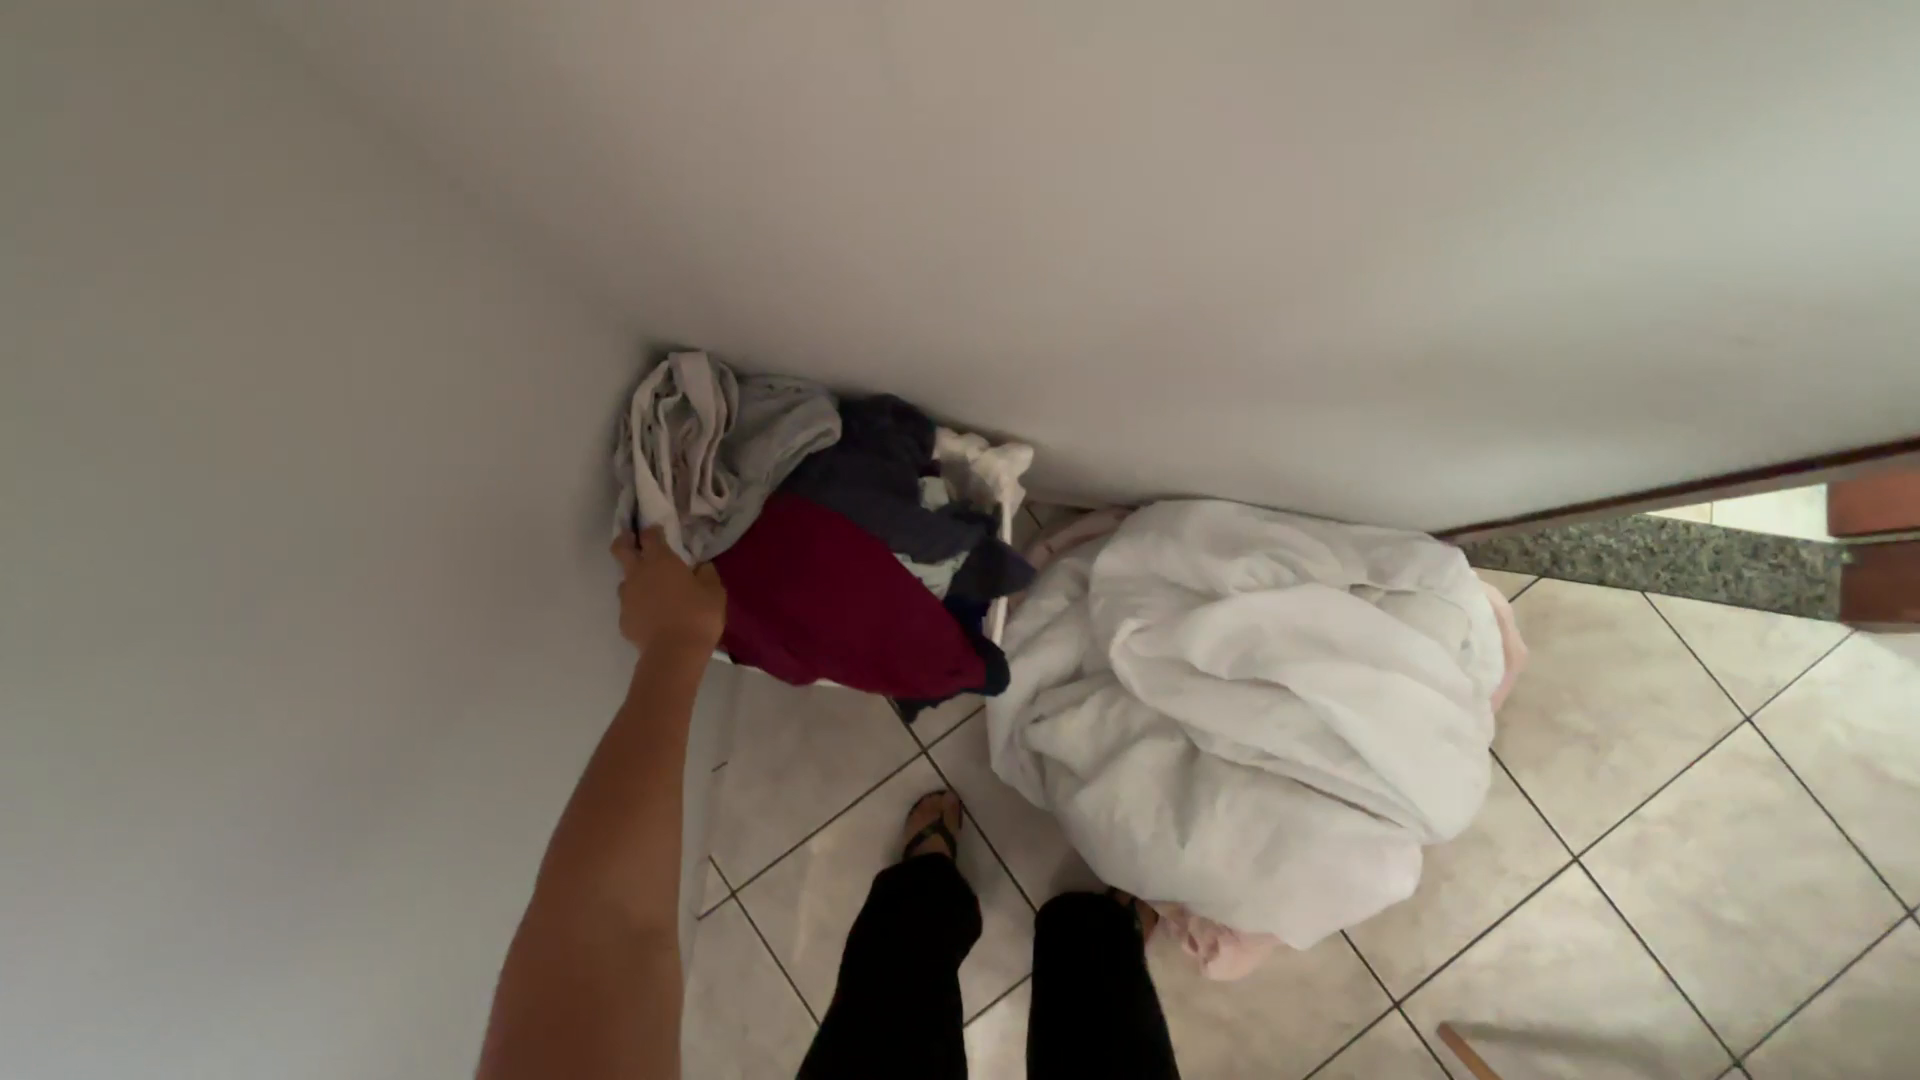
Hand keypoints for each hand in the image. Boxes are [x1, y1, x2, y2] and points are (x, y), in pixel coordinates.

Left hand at [610, 527, 726, 653]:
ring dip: (635, 579)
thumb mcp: (715, 592)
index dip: (652, 531)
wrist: (674, 652)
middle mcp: (638, 574)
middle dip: (625, 540)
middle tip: (632, 540)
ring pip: (625, 580)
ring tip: (651, 590)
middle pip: (620, 549)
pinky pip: (630, 606)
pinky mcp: (624, 619)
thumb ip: (707, 574)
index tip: (658, 530)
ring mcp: (627, 597)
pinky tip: (652, 617)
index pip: (650, 535)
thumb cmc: (698, 616)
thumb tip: (702, 567)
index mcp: (661, 561)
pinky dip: (639, 607)